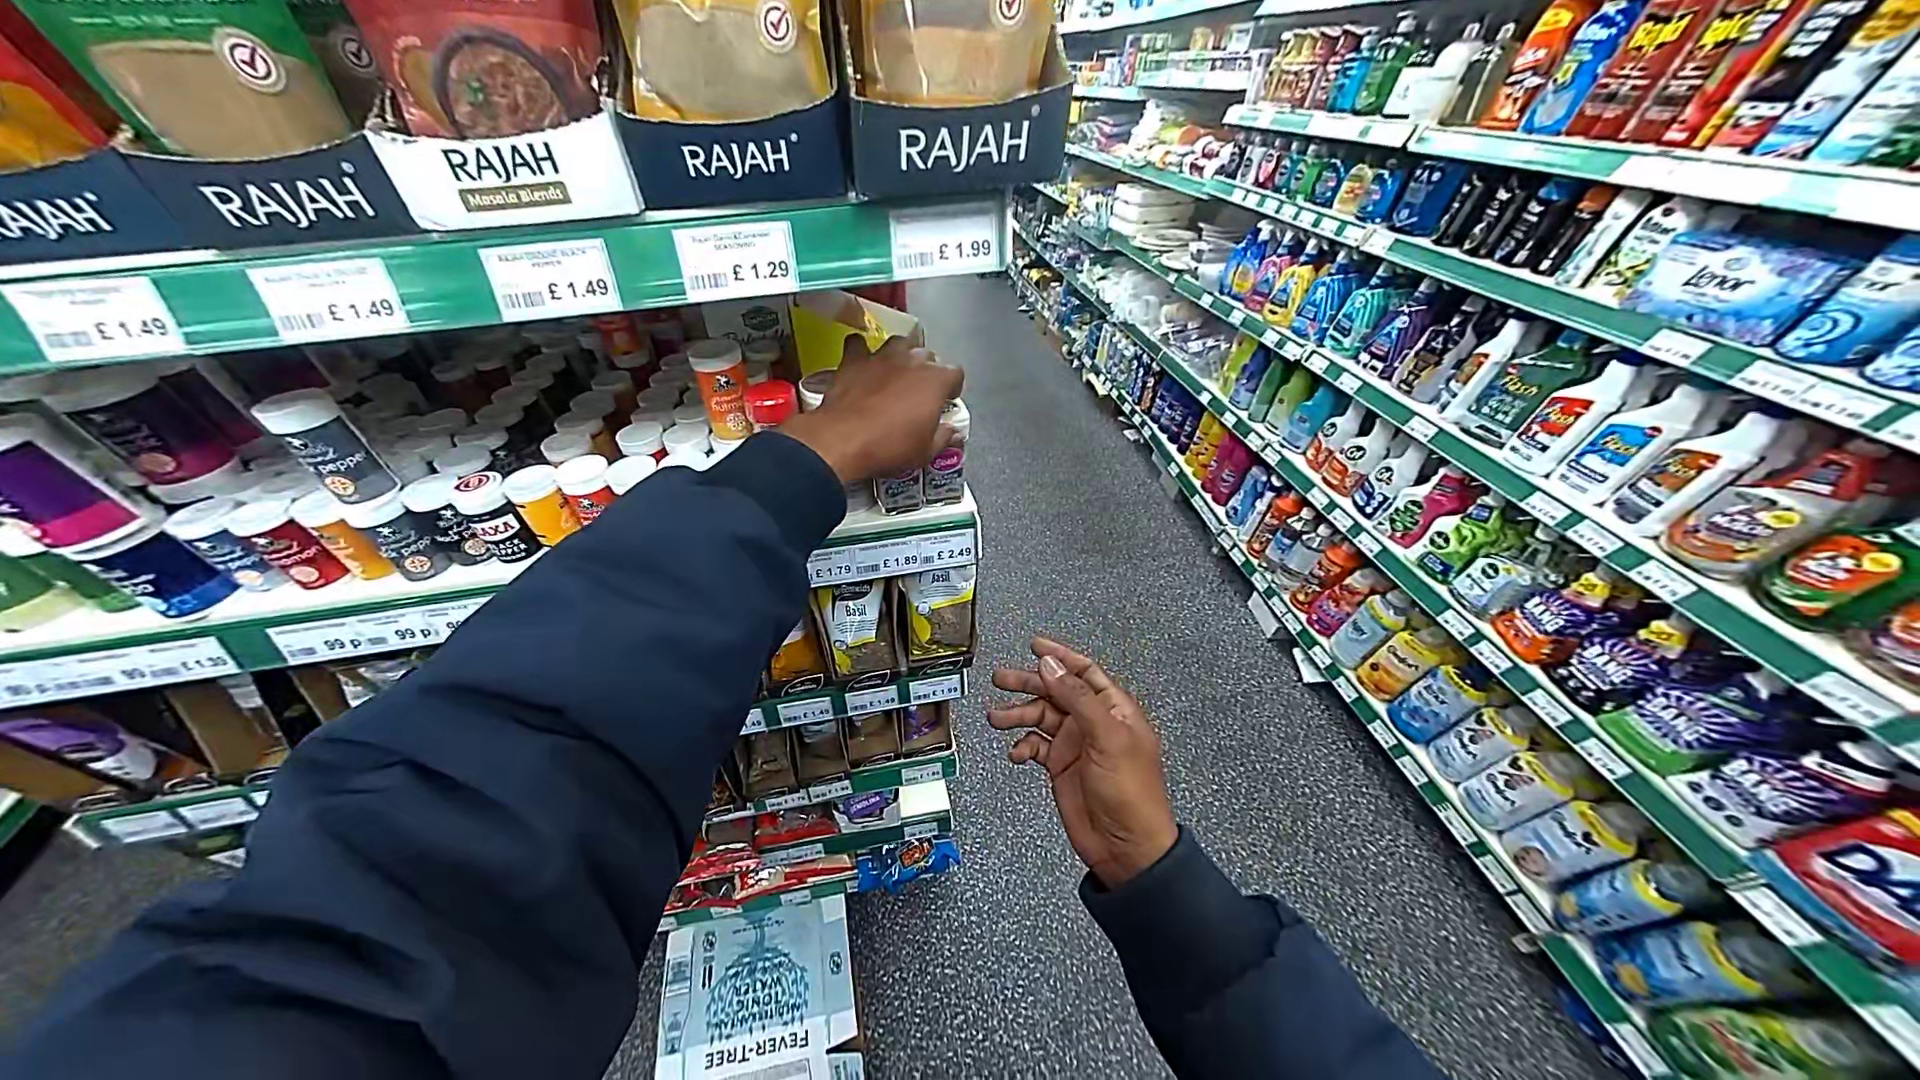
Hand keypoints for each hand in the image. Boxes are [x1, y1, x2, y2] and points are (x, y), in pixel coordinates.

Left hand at [777, 335, 963, 484]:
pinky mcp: (853, 360)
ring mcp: (881, 357)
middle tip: (920, 391)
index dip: (952, 388)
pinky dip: (861, 351)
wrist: (843, 441)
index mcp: (936, 381)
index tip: (946, 400)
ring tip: (896, 371)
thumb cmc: (890, 447)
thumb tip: (950, 431)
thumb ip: (942, 437)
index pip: (955, 374)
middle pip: (927, 356)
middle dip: (927, 371)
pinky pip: (858, 344)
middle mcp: (912, 360)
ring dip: (900, 354)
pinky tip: (861, 363)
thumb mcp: (925, 452)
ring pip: (898, 343)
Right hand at [990, 638, 1177, 888]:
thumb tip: (1051, 665)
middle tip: (1000, 679)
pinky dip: (1022, 746)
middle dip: (1028, 683)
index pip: (1084, 672)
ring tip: (997, 718)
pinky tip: (1016, 753)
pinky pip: (1034, 746)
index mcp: (1112, 709)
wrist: (1127, 848)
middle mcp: (1092, 722)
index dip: (1060, 656)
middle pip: (1055, 692)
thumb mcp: (1107, 738)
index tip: (1035, 645)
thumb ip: (1077, 698)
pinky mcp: (1060, 766)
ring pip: (1040, 717)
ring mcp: (1075, 744)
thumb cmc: (1132, 793)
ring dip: (1017, 715)